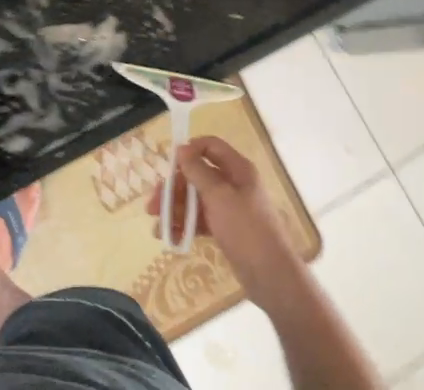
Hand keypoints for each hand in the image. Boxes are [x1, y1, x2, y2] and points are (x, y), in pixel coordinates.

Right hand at [148, 136, 302, 295]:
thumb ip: (198, 172)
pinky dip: (184, 225)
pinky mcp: (224, 228)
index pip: (210, 147)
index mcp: (238, 170)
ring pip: (195, 199)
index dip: (189, 151)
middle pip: (197, 175)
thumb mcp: (220, 196)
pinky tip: (169, 236)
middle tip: (153, 204)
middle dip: (174, 188)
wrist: (271, 275)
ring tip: (158, 227)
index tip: (169, 165)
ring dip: (174, 210)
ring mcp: (228, 208)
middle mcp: (233, 184)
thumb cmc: (246, 229)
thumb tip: (182, 148)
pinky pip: (199, 220)